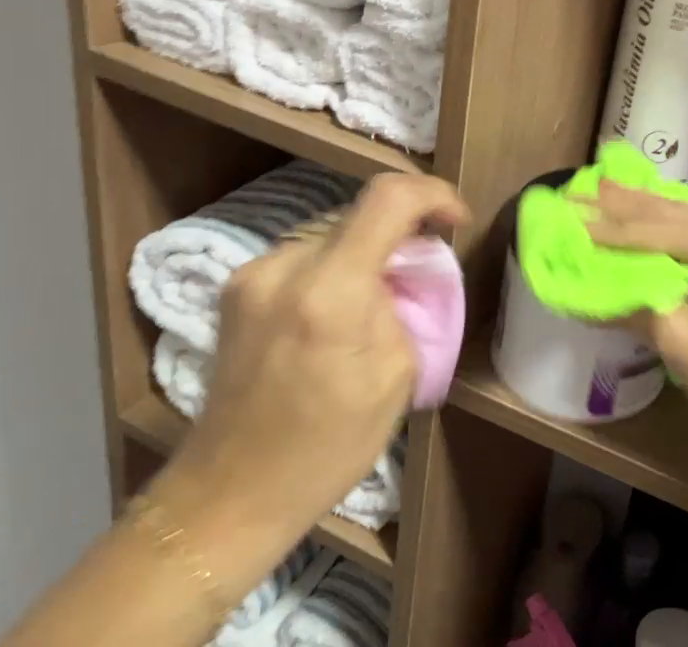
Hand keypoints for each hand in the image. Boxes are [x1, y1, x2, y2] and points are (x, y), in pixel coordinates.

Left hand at [155, 173, 468, 545]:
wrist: (231, 492)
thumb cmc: (327, 448)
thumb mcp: (396, 377)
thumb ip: (404, 307)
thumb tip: (397, 276)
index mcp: (330, 289)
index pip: (388, 198)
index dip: (433, 194)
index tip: (456, 220)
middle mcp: (283, 267)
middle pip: (359, 215)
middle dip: (401, 235)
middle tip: (421, 278)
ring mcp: (251, 275)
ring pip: (331, 236)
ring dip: (365, 255)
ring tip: (376, 306)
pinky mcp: (235, 290)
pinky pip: (302, 259)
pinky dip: (333, 272)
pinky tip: (336, 316)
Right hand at [586, 182, 687, 473]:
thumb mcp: (676, 341)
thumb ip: (630, 307)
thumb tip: (587, 296)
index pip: (646, 229)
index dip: (603, 227)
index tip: (566, 215)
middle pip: (668, 212)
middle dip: (622, 203)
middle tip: (580, 190)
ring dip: (647, 211)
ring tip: (607, 193)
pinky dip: (673, 230)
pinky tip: (653, 224)